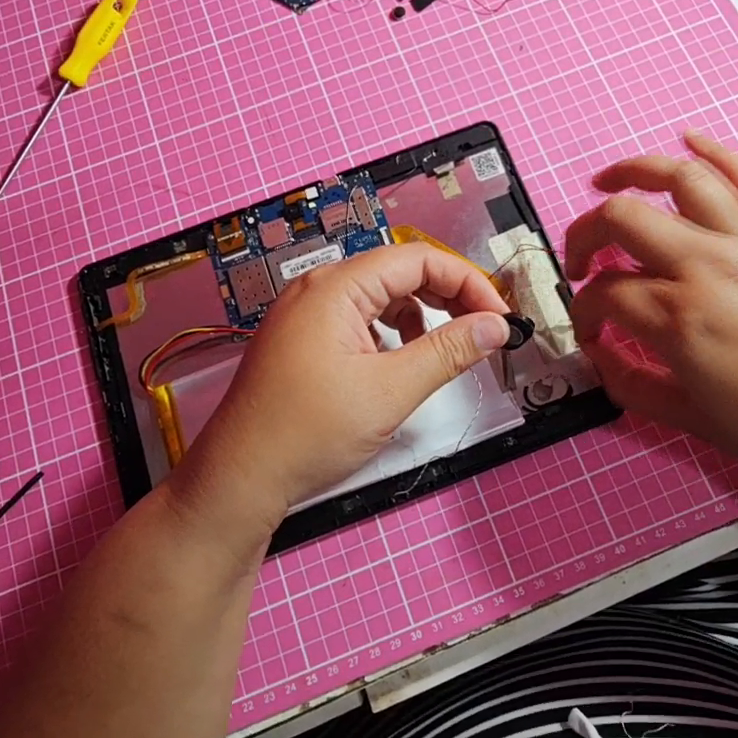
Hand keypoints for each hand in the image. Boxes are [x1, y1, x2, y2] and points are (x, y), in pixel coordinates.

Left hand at [166, 243, 510, 538]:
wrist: (240, 477)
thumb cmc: (301, 435)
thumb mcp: (390, 392)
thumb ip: (448, 353)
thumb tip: (491, 327)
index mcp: (335, 288)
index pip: (417, 259)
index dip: (466, 282)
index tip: (496, 315)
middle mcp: (318, 290)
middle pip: (399, 272)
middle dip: (447, 296)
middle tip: (483, 328)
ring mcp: (307, 314)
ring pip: (380, 295)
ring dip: (420, 314)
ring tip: (444, 348)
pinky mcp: (304, 338)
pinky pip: (360, 317)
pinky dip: (391, 332)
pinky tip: (401, 360)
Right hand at [564, 131, 737, 502]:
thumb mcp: (697, 421)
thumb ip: (635, 385)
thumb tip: (606, 359)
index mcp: (681, 317)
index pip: (603, 296)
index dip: (583, 315)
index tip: (590, 332)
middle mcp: (708, 264)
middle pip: (620, 220)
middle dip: (583, 239)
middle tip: (581, 264)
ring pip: (678, 177)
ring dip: (632, 171)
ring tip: (606, 182)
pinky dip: (714, 150)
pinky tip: (690, 141)